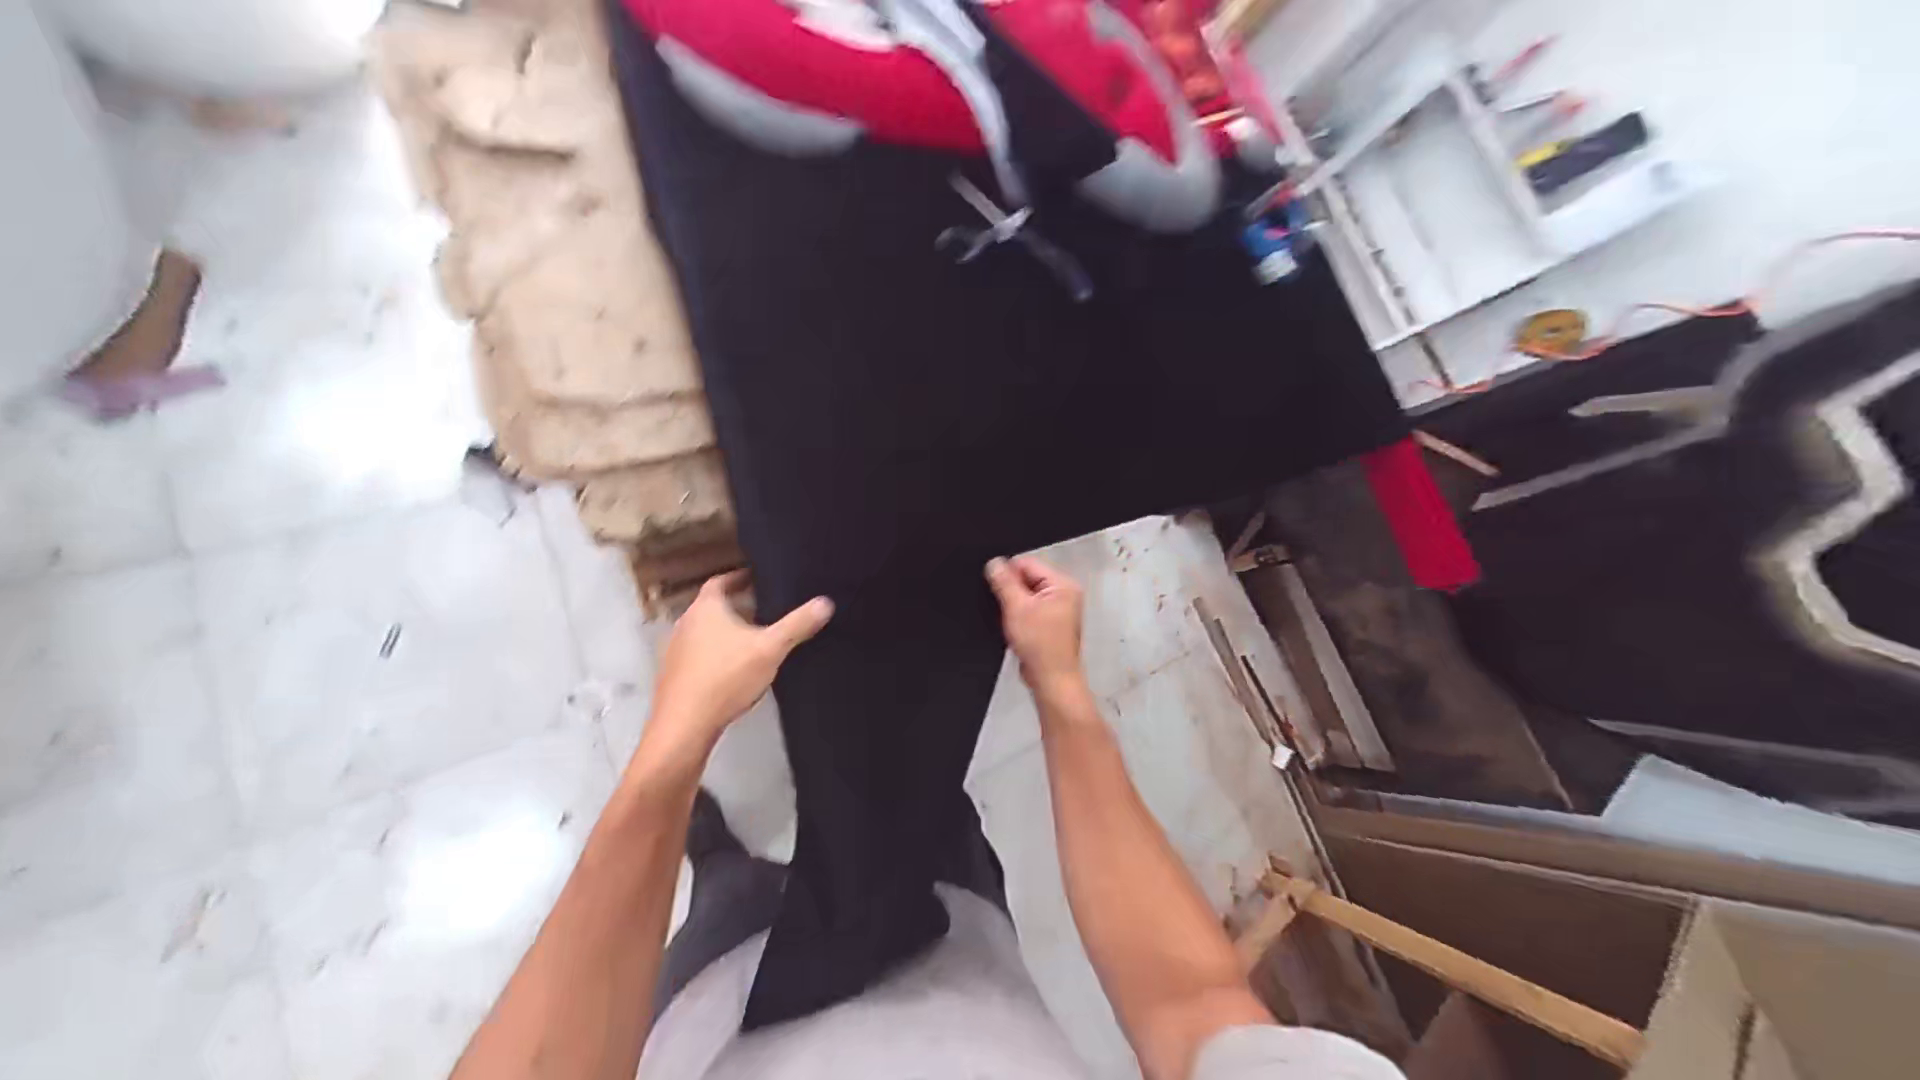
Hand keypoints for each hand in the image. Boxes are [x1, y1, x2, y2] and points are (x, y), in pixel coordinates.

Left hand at [635, 571, 833, 777]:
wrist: (683, 727)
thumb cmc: (725, 678)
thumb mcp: (770, 649)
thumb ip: (798, 625)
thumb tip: (825, 602)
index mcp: (706, 608)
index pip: (721, 581)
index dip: (739, 577)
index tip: (758, 577)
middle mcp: (686, 623)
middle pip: (714, 606)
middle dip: (738, 605)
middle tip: (766, 606)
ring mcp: (676, 650)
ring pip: (706, 631)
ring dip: (728, 631)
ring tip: (756, 637)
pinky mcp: (675, 675)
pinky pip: (700, 654)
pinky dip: (718, 653)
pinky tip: (737, 668)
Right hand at [985, 556, 1085, 696]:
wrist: (1050, 679)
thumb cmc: (1041, 646)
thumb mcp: (1016, 607)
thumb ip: (1004, 582)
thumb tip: (994, 563)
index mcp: (1063, 585)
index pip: (1028, 563)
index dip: (1008, 573)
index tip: (997, 586)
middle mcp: (1064, 594)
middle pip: (1027, 578)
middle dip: (1012, 590)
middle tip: (1008, 608)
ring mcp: (1058, 609)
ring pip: (1026, 595)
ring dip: (1015, 604)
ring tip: (1013, 620)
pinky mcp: (1050, 623)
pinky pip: (1029, 609)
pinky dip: (1019, 615)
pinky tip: (1016, 627)